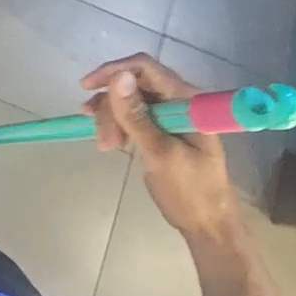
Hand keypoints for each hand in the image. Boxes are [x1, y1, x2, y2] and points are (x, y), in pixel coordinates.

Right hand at [81, 53, 238, 242]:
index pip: (146, 68)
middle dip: (112, 106)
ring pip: (129, 101)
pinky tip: (110, 142)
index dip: (115, 71)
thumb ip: (137, 116)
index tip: (87, 87)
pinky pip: (133, 116)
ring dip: (111, 118)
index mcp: (187, 99)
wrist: (208, 227)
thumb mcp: (160, 154)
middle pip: (134, 84)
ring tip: (105, 146)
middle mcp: (179, 100)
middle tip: (102, 138)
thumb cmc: (191, 192)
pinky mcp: (161, 129)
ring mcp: (170, 115)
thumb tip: (118, 77)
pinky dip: (118, 125)